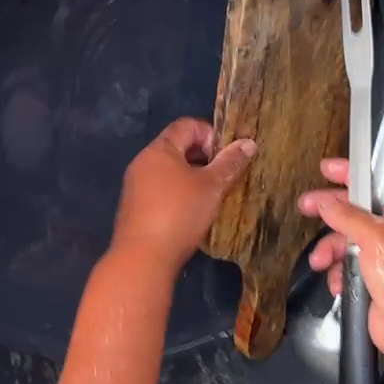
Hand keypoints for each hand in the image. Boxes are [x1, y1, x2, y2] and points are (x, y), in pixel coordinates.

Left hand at [109, 118, 256, 273]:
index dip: (210, 133)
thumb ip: (230, 162)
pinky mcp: (135, 208)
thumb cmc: (180, 213)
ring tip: (212, 194)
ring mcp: (135, 185)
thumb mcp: (211, 186)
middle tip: (224, 175)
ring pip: (169, 170)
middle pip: (177, 146)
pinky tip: (192, 212)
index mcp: (160, 149)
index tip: (227, 155)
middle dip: (203, 156)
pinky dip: (178, 192)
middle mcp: (143, 162)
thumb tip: (248, 142)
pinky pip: (160, 189)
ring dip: (192, 176)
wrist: (143, 258)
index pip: (186, 125)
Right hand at [298, 159, 383, 361]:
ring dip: (330, 251)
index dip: (350, 176)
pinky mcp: (372, 281)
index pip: (374, 186)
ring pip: (347, 243)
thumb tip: (326, 202)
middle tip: (305, 207)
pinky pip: (347, 268)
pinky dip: (339, 273)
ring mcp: (383, 259)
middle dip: (330, 216)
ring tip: (319, 262)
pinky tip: (337, 284)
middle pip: (355, 215)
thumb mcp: (374, 238)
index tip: (325, 169)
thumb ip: (348, 216)